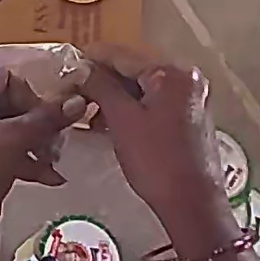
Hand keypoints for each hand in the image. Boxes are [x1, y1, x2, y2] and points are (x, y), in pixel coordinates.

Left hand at [0, 69, 86, 233]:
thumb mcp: (12, 141)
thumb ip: (46, 119)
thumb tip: (77, 102)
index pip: (6, 79)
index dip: (30, 93)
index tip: (49, 110)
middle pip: (16, 104)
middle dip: (40, 123)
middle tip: (58, 136)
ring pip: (19, 128)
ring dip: (40, 142)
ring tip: (54, 158)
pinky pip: (16, 149)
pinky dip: (33, 160)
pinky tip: (52, 176)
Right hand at [79, 45, 232, 247]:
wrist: (192, 204)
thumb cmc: (156, 160)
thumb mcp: (122, 120)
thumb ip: (100, 87)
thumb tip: (81, 68)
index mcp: (173, 73)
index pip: (124, 55)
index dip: (93, 58)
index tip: (67, 62)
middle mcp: (187, 78)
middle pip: (135, 70)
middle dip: (103, 79)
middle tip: (73, 88)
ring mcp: (191, 98)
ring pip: (143, 88)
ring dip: (115, 96)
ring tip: (86, 107)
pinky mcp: (189, 117)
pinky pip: (154, 102)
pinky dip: (131, 108)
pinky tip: (107, 120)